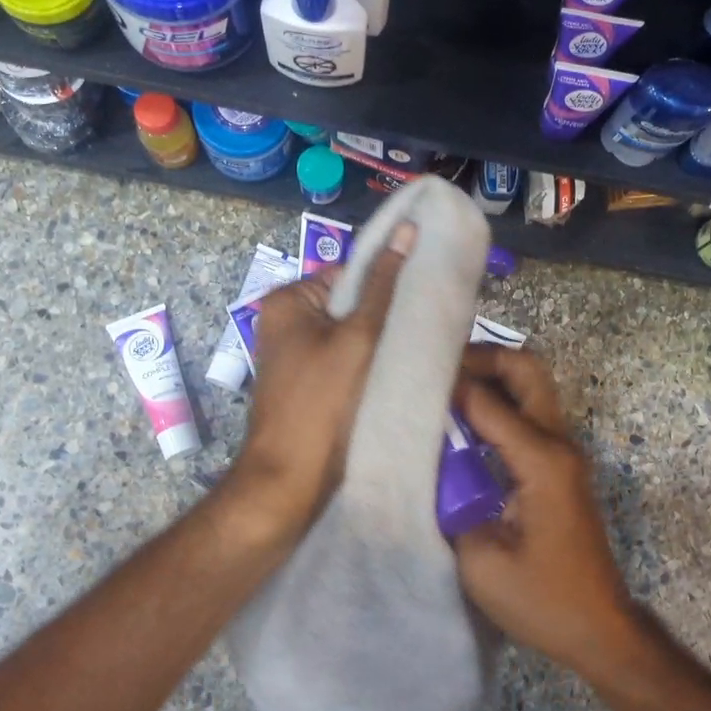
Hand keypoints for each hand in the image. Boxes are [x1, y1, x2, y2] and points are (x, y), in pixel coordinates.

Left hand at [231, 224, 415, 534]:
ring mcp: (295, 355)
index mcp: (287, 300)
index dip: (386, 284)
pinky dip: (370, 364)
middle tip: (425, 326)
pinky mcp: (308, 383)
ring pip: (352, 334)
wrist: (290, 481)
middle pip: (351, 303)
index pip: (349, 273)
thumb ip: (383, 285)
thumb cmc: (321, 403)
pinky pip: (346, 360)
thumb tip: (406, 229)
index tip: (423, 296)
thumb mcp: (358, 337)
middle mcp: (286, 321)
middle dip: (386, 315)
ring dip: (382, 343)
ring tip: (417, 349)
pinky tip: (398, 372)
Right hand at [452, 345, 638, 673]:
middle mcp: (558, 444)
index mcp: (541, 461)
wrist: (599, 628)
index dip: (449, 386)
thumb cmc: (542, 600)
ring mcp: (564, 452)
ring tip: (446, 388)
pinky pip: (530, 415)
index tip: (409, 381)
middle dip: (484, 358)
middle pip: (526, 370)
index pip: (488, 402)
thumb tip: (432, 464)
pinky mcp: (560, 466)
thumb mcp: (482, 563)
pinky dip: (500, 403)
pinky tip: (465, 422)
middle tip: (438, 369)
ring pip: (532, 388)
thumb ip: (453, 505)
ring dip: (494, 376)